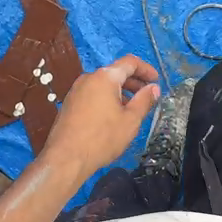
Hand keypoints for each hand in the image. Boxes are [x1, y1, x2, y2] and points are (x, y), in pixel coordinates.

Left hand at [38, 55, 161, 185]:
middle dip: (134, 82)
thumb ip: (144, 100)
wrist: (65, 159)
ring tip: (131, 109)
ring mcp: (76, 90)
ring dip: (120, 92)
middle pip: (115, 72)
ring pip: (103, 84)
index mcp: (105, 77)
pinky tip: (111, 117)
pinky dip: (106, 99)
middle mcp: (89, 78)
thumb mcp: (130, 120)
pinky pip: (93, 94)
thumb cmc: (102, 138)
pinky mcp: (69, 103)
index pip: (130, 62)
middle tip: (147, 95)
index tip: (156, 80)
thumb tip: (153, 88)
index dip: (146, 69)